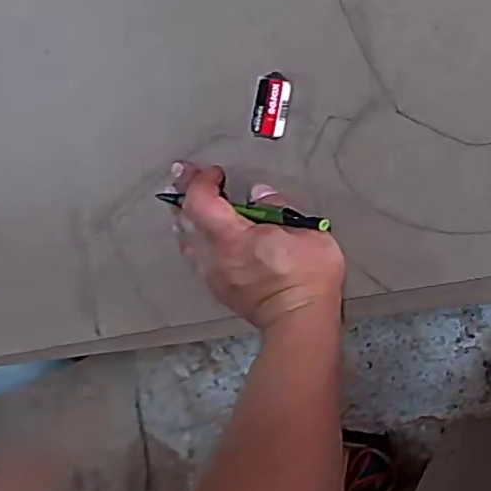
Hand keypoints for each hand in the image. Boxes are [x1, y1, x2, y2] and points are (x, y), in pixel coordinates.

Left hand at [168, 161, 345, 329]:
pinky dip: (194, 236)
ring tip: (187, 200)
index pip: (202, 202)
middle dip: (183, 193)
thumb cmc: (309, 276)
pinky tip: (202, 232)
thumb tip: (261, 195)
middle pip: (185, 219)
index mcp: (233, 238)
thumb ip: (280, 208)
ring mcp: (214, 274)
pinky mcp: (220, 288)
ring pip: (186, 240)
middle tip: (181, 173)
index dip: (203, 182)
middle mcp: (215, 256)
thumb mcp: (307, 232)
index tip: (215, 172)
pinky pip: (197, 256)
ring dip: (185, 216)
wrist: (301, 319)